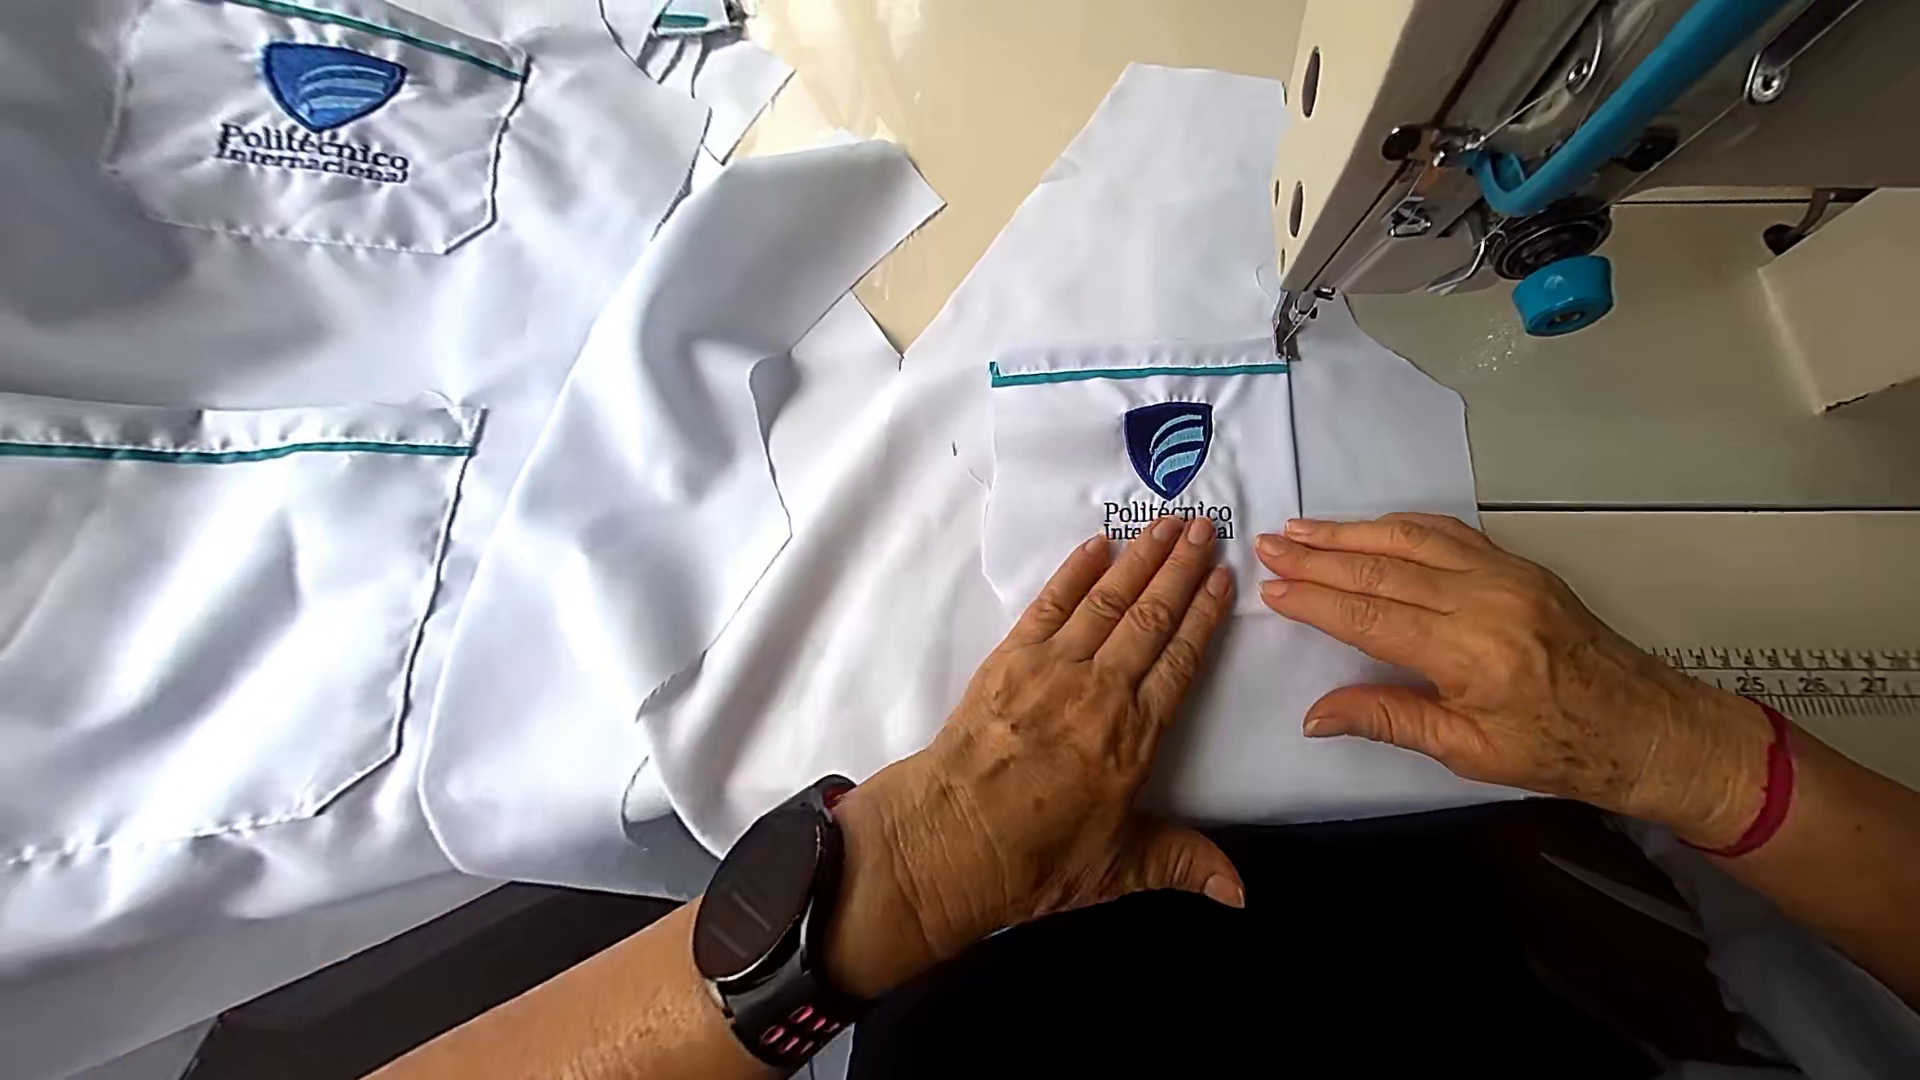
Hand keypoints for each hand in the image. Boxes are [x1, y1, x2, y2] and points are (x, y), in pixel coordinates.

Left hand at [824, 517, 1241, 999]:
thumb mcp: (1117, 869)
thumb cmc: (1037, 855)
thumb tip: (1243, 895)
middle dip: (1181, 569)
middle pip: (1151, 616)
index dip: (1205, 615)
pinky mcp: (1012, 655)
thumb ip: (1182, 862)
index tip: (1223, 578)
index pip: (1182, 659)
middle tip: (1204, 526)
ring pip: (1108, 600)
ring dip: (1139, 558)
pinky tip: (1097, 545)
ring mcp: (1054, 666)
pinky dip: (1074, 571)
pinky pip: (1051, 603)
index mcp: (1135, 735)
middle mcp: (1101, 689)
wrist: (954, 833)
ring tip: (1165, 524)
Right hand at [1253, 513, 1773, 848]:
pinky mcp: (1516, 565)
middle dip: (1314, 557)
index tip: (1269, 588)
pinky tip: (1361, 526)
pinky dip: (1393, 525)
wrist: (1658, 730)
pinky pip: (1443, 532)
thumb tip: (1311, 717)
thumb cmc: (1558, 750)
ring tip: (1297, 528)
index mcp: (1470, 654)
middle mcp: (1484, 602)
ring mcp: (1504, 575)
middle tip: (1268, 545)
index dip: (1313, 600)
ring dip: (1344, 532)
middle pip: (1378, 570)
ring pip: (1406, 541)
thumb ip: (1385, 720)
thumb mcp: (1466, 752)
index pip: (1368, 616)